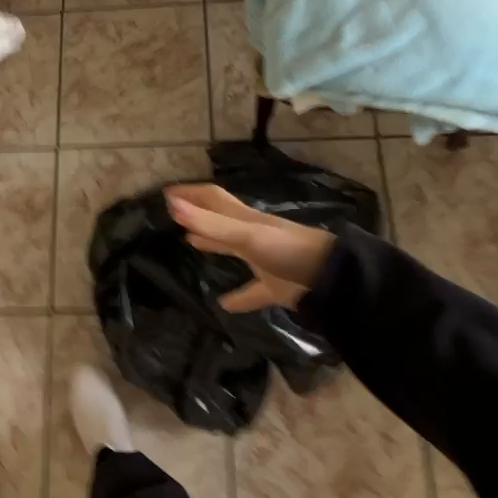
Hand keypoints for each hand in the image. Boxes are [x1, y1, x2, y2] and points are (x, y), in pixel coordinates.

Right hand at [165, 183, 336, 311]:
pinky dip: (238, 297)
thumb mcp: (246, 235)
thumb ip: (210, 224)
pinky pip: (252, 290)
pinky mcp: (275, 286)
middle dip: (198, 213)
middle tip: (175, 213)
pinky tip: (225, 304)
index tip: (166, 194)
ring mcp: (265, 259)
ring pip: (233, 248)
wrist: (331, 277)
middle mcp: (252, 234)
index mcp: (245, 219)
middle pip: (220, 219)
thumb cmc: (287, 250)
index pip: (212, 198)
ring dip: (213, 243)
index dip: (190, 193)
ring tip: (192, 242)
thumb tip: (172, 205)